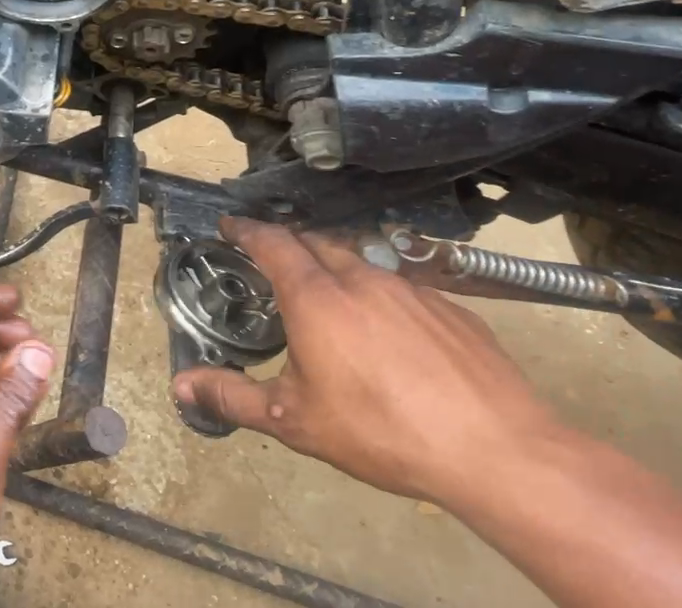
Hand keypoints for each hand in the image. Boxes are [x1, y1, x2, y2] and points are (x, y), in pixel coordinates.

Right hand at [173, 218, 563, 508]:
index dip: (246, 230)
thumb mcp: (294, 420)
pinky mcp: (456, 312)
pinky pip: (404, 290)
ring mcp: (414, 293)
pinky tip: (390, 334)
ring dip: (336, 269)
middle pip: (316, 243)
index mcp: (315, 298)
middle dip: (289, 245)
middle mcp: (362, 281)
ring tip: (329, 299)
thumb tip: (181, 386)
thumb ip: (233, 397)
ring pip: (363, 264)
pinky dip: (382, 298)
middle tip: (271, 263)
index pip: (272, 242)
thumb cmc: (382, 430)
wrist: (500, 454)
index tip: (230, 227)